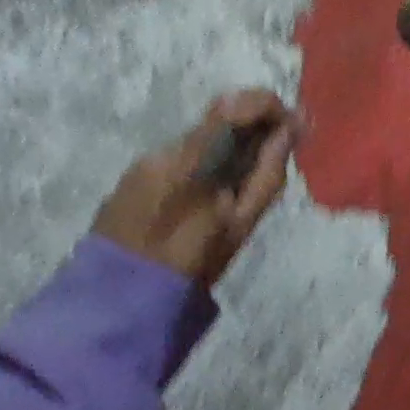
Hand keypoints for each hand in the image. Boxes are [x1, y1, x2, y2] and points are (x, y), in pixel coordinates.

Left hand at [92, 89, 298, 284]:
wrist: (116, 303)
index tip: (293, 126)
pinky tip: (213, 194)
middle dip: (254, 128)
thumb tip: (291, 130)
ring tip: (245, 182)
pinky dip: (208, 162)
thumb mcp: (241, 224)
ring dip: (231, 147)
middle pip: (219, 118)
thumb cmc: (189, 266)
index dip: (269, 106)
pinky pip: (184, 156)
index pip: (235, 105)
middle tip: (279, 154)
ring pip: (203, 138)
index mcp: (189, 160)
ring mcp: (144, 162)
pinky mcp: (135, 176)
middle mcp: (163, 149)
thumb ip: (268, 172)